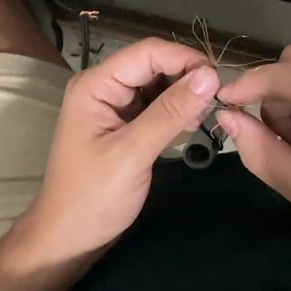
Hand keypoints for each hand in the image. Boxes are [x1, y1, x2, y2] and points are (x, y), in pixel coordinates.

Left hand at [13, 38, 220, 265]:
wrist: (70, 237)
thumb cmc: (93, 197)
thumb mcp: (133, 154)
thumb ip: (170, 113)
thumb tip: (210, 75)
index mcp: (95, 85)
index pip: (146, 52)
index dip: (185, 59)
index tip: (220, 81)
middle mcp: (103, 87)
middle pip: (154, 64)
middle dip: (187, 77)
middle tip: (218, 101)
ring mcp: (113, 106)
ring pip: (159, 84)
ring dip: (184, 94)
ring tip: (206, 115)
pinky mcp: (124, 124)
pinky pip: (156, 105)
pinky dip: (176, 111)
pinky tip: (191, 124)